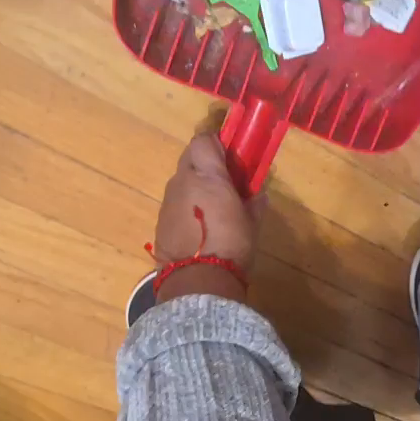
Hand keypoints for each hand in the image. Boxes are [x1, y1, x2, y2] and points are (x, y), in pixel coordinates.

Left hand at [151, 133, 263, 303]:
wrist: (198, 281)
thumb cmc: (231, 245)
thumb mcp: (252, 223)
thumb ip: (255, 202)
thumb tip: (259, 194)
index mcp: (207, 175)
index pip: (204, 140)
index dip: (216, 143)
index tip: (230, 154)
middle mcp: (183, 181)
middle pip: (190, 157)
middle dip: (205, 163)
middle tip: (224, 179)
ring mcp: (168, 200)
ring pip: (182, 180)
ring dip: (195, 185)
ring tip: (212, 206)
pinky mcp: (160, 220)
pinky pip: (175, 202)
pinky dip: (187, 205)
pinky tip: (199, 225)